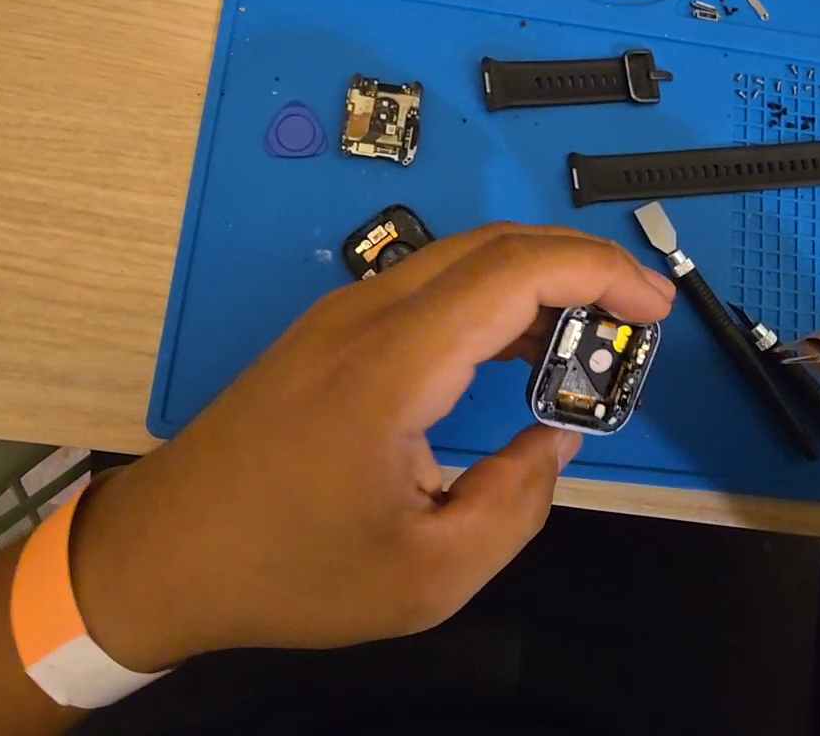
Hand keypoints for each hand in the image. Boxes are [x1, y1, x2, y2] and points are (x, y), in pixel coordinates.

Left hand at [72, 224, 675, 672]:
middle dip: (578, 264)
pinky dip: (487, 303)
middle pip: (493, 246)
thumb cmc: (289, 567)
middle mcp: (369, 314)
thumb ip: (515, 502)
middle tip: (634, 314)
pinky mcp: (331, 331)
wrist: (167, 548)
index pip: (514, 272)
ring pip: (460, 260)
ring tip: (584, 341)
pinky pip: (427, 289)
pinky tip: (511, 350)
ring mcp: (343, 314)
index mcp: (394, 362)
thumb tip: (554, 439)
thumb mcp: (428, 575)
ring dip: (533, 283)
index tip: (652, 304)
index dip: (597, 272)